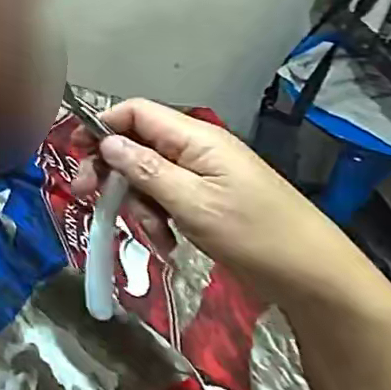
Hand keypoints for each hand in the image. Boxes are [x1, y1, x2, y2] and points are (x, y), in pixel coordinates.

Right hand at [72, 98, 363, 301]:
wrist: (314, 277)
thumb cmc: (255, 234)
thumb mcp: (192, 203)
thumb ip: (146, 170)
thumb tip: (107, 141)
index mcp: (194, 138)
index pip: (136, 112)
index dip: (102, 126)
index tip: (76, 154)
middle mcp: (195, 149)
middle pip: (137, 145)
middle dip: (112, 171)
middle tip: (86, 197)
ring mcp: (203, 176)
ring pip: (148, 176)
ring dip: (138, 204)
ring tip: (153, 236)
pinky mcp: (207, 200)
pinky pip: (167, 199)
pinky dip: (159, 218)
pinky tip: (167, 243)